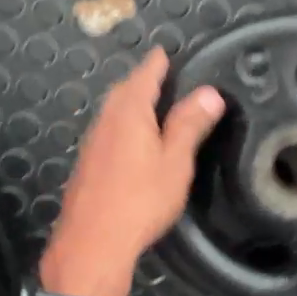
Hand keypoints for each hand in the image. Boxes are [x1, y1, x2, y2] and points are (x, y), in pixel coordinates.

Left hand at [40, 47, 223, 295]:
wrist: (92, 243)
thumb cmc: (140, 200)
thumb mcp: (175, 162)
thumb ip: (190, 125)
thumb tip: (209, 92)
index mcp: (129, 113)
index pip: (145, 75)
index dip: (157, 63)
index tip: (164, 51)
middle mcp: (106, 121)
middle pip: (124, 90)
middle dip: (142, 80)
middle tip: (160, 75)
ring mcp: (92, 143)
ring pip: (112, 111)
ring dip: (130, 102)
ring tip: (150, 104)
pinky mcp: (87, 164)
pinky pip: (107, 131)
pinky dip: (122, 124)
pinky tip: (131, 140)